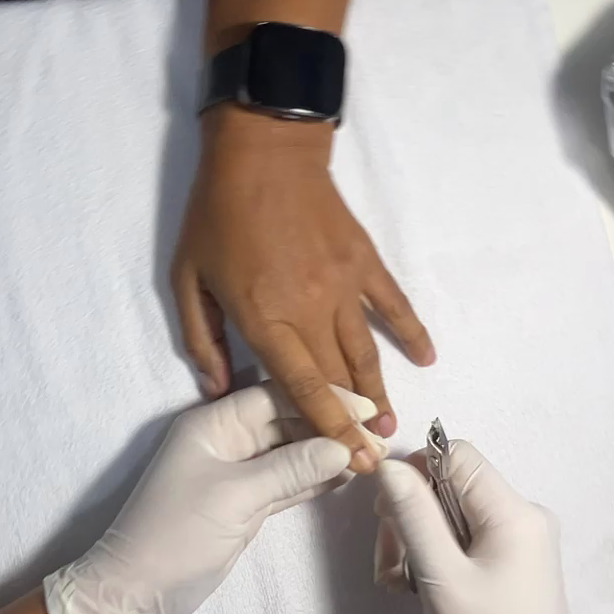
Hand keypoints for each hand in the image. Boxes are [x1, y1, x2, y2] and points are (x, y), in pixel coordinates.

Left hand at [44, 383, 375, 613]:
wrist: (140, 589)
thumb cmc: (179, 531)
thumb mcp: (236, 495)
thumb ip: (290, 467)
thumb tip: (344, 445)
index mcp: (213, 423)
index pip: (275, 396)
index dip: (320, 399)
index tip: (366, 409)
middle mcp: (226, 439)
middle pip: (286, 422)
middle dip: (329, 428)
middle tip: (377, 436)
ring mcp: (237, 471)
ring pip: (291, 452)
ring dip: (327, 453)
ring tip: (372, 455)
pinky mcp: (246, 501)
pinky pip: (287, 481)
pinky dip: (314, 479)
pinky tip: (346, 475)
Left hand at [171, 108, 433, 471]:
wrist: (263, 151)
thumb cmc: (217, 216)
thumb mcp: (187, 278)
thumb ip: (203, 339)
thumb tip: (218, 388)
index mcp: (266, 319)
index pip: (301, 389)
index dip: (326, 431)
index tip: (349, 463)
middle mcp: (311, 311)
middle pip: (339, 380)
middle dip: (357, 426)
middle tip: (372, 460)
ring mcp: (345, 286)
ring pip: (368, 352)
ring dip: (381, 393)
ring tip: (392, 426)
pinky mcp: (364, 263)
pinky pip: (393, 304)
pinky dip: (411, 332)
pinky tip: (426, 358)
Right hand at [373, 443, 613, 613]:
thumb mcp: (441, 577)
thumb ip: (413, 515)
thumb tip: (387, 465)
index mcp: (514, 512)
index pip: (455, 454)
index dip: (415, 472)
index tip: (387, 512)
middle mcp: (522, 515)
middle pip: (449, 483)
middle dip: (409, 513)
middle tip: (388, 560)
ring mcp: (519, 538)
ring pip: (450, 511)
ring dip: (416, 537)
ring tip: (398, 580)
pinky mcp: (511, 559)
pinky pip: (462, 534)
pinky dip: (434, 552)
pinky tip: (418, 584)